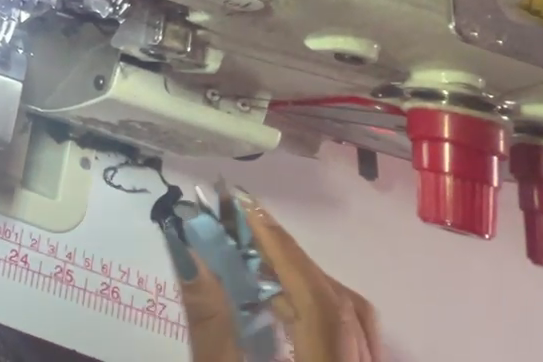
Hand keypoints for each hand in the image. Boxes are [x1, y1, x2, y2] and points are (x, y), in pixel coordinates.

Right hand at [168, 196, 382, 361]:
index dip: (279, 246)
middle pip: (341, 303)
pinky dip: (317, 309)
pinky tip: (279, 302)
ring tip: (255, 256)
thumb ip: (210, 320)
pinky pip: (352, 339)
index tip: (240, 203)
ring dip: (304, 280)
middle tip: (240, 222)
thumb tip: (188, 252)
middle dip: (288, 256)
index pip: (317, 297)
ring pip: (354, 320)